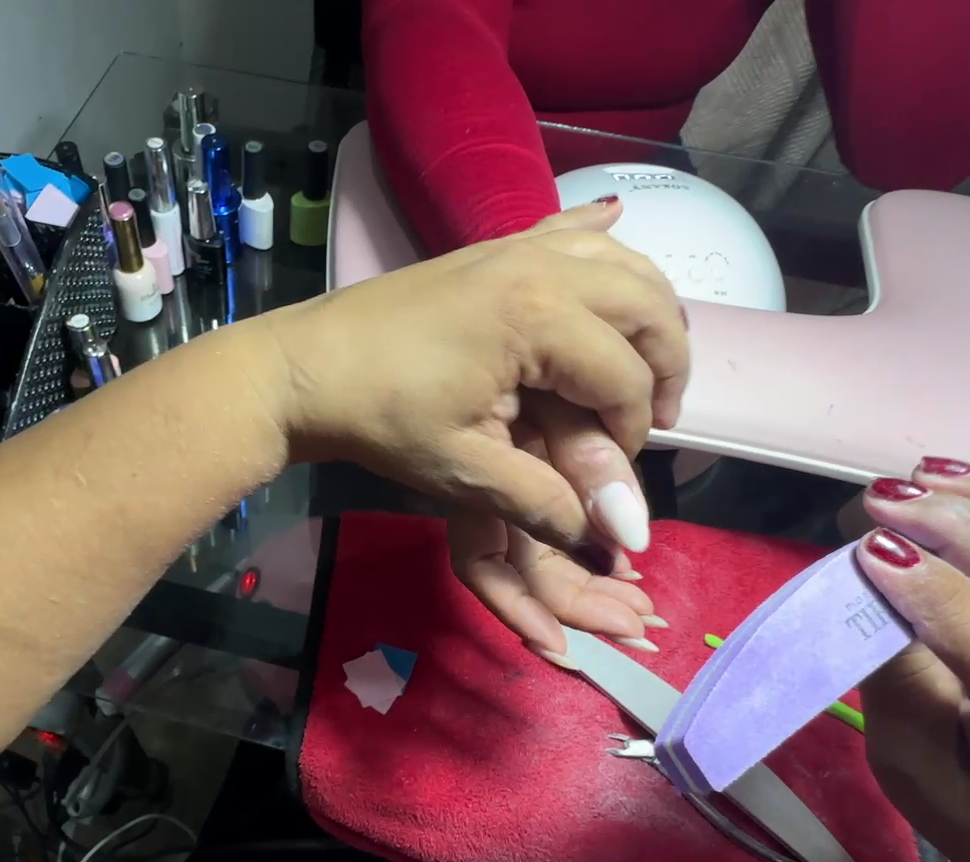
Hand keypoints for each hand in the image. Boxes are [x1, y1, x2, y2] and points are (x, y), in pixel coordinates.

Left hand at [257, 200, 686, 654]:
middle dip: (666, 362)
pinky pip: (565, 227)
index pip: (625, 377)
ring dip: (647, 308)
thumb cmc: (378, 418)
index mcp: (538, 318)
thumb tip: (607, 533)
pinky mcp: (489, 248)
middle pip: (647, 304)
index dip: (633, 431)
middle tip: (655, 415)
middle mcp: (541, 266)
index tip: (612, 471)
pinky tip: (616, 221)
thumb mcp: (460, 467)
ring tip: (642, 360)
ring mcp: (514, 247)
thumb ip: (540, 497)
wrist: (303, 370)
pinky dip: (599, 237)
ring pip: (621, 261)